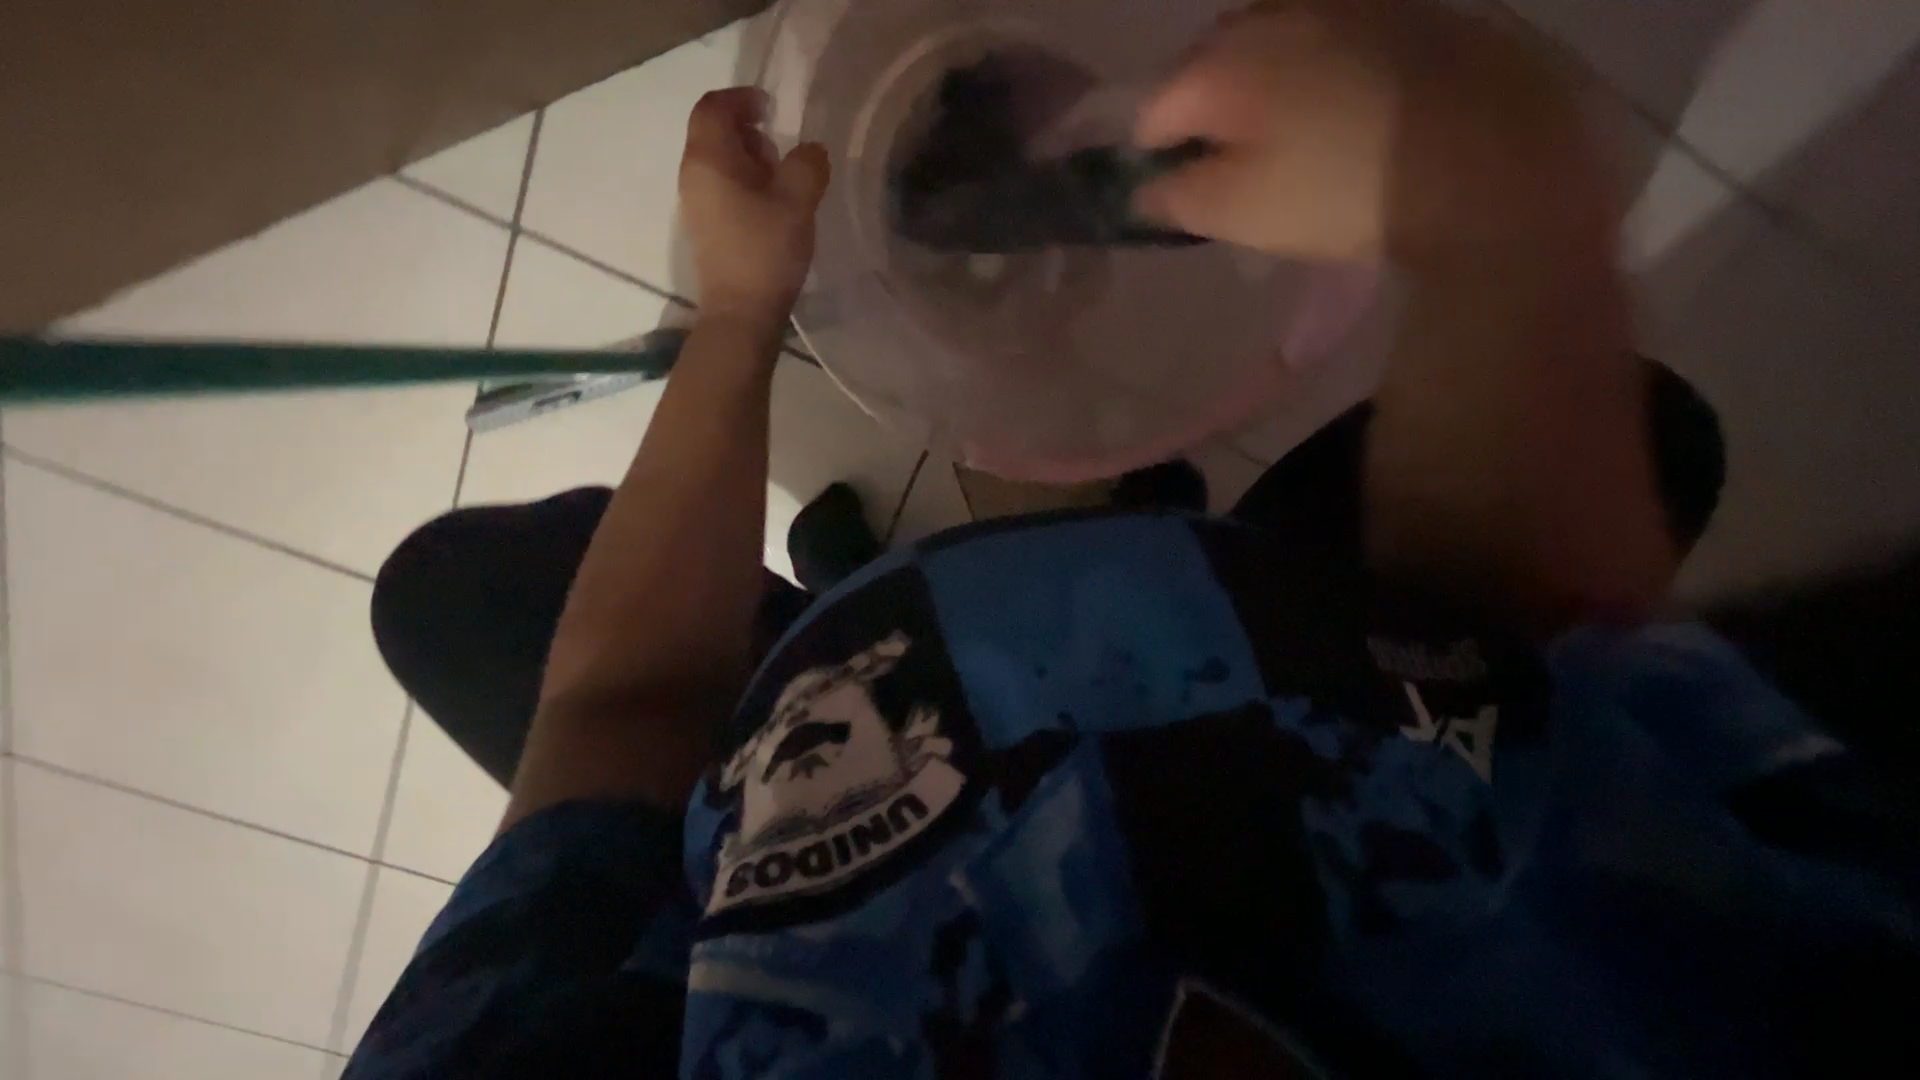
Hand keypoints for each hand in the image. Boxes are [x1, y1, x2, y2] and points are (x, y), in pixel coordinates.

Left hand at [679, 87, 830, 329]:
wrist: (740, 315)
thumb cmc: (765, 253)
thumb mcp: (796, 203)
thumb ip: (807, 165)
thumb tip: (811, 151)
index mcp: (707, 160)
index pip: (713, 107)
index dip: (741, 99)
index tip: (771, 108)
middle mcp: (693, 177)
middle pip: (714, 134)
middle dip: (749, 133)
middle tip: (783, 152)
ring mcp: (697, 206)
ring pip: (720, 166)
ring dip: (752, 165)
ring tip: (785, 185)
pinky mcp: (708, 232)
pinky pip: (724, 193)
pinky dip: (747, 189)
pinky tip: (774, 213)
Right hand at [1134, 1, 1612, 267]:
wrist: (1498, 156)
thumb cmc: (1342, 191)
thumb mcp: (1237, 213)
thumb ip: (1173, 197)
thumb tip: (1146, 185)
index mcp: (1221, 59)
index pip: (1152, 110)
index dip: (1156, 158)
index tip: (1182, 194)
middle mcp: (1273, 7)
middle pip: (1208, 66)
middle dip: (1208, 115)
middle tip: (1236, 170)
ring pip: (1271, 43)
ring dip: (1263, 88)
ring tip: (1292, 140)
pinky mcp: (1402, 5)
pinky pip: (1331, 36)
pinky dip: (1319, 71)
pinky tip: (1347, 112)